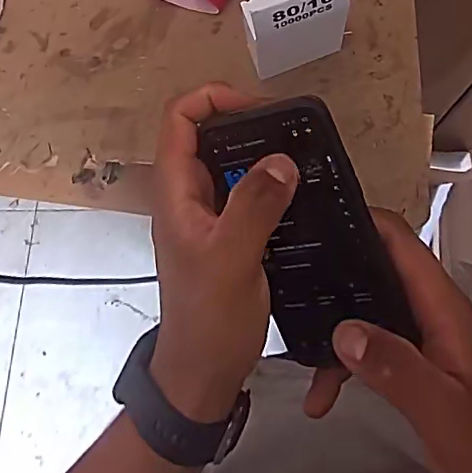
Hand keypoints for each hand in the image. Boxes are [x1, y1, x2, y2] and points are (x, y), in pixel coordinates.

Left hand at [148, 84, 297, 422]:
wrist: (203, 374)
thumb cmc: (208, 320)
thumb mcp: (231, 259)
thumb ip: (254, 206)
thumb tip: (281, 160)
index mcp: (175, 189)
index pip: (179, 117)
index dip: (213, 98)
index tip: (257, 108)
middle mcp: (187, 191)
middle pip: (206, 130)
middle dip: (245, 118)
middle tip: (286, 127)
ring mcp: (206, 210)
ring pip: (228, 158)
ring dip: (259, 148)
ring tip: (296, 151)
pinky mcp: (227, 227)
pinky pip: (245, 185)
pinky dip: (268, 176)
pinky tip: (295, 186)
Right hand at [303, 211, 471, 472]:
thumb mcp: (444, 411)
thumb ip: (397, 368)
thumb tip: (348, 330)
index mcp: (445, 309)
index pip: (401, 240)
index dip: (364, 219)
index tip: (325, 217)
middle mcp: (437, 314)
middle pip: (380, 268)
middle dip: (339, 272)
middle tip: (299, 277)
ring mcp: (431, 338)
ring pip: (374, 310)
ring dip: (339, 327)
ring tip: (308, 358)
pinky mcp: (425, 364)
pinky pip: (378, 344)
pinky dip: (350, 359)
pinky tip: (330, 387)